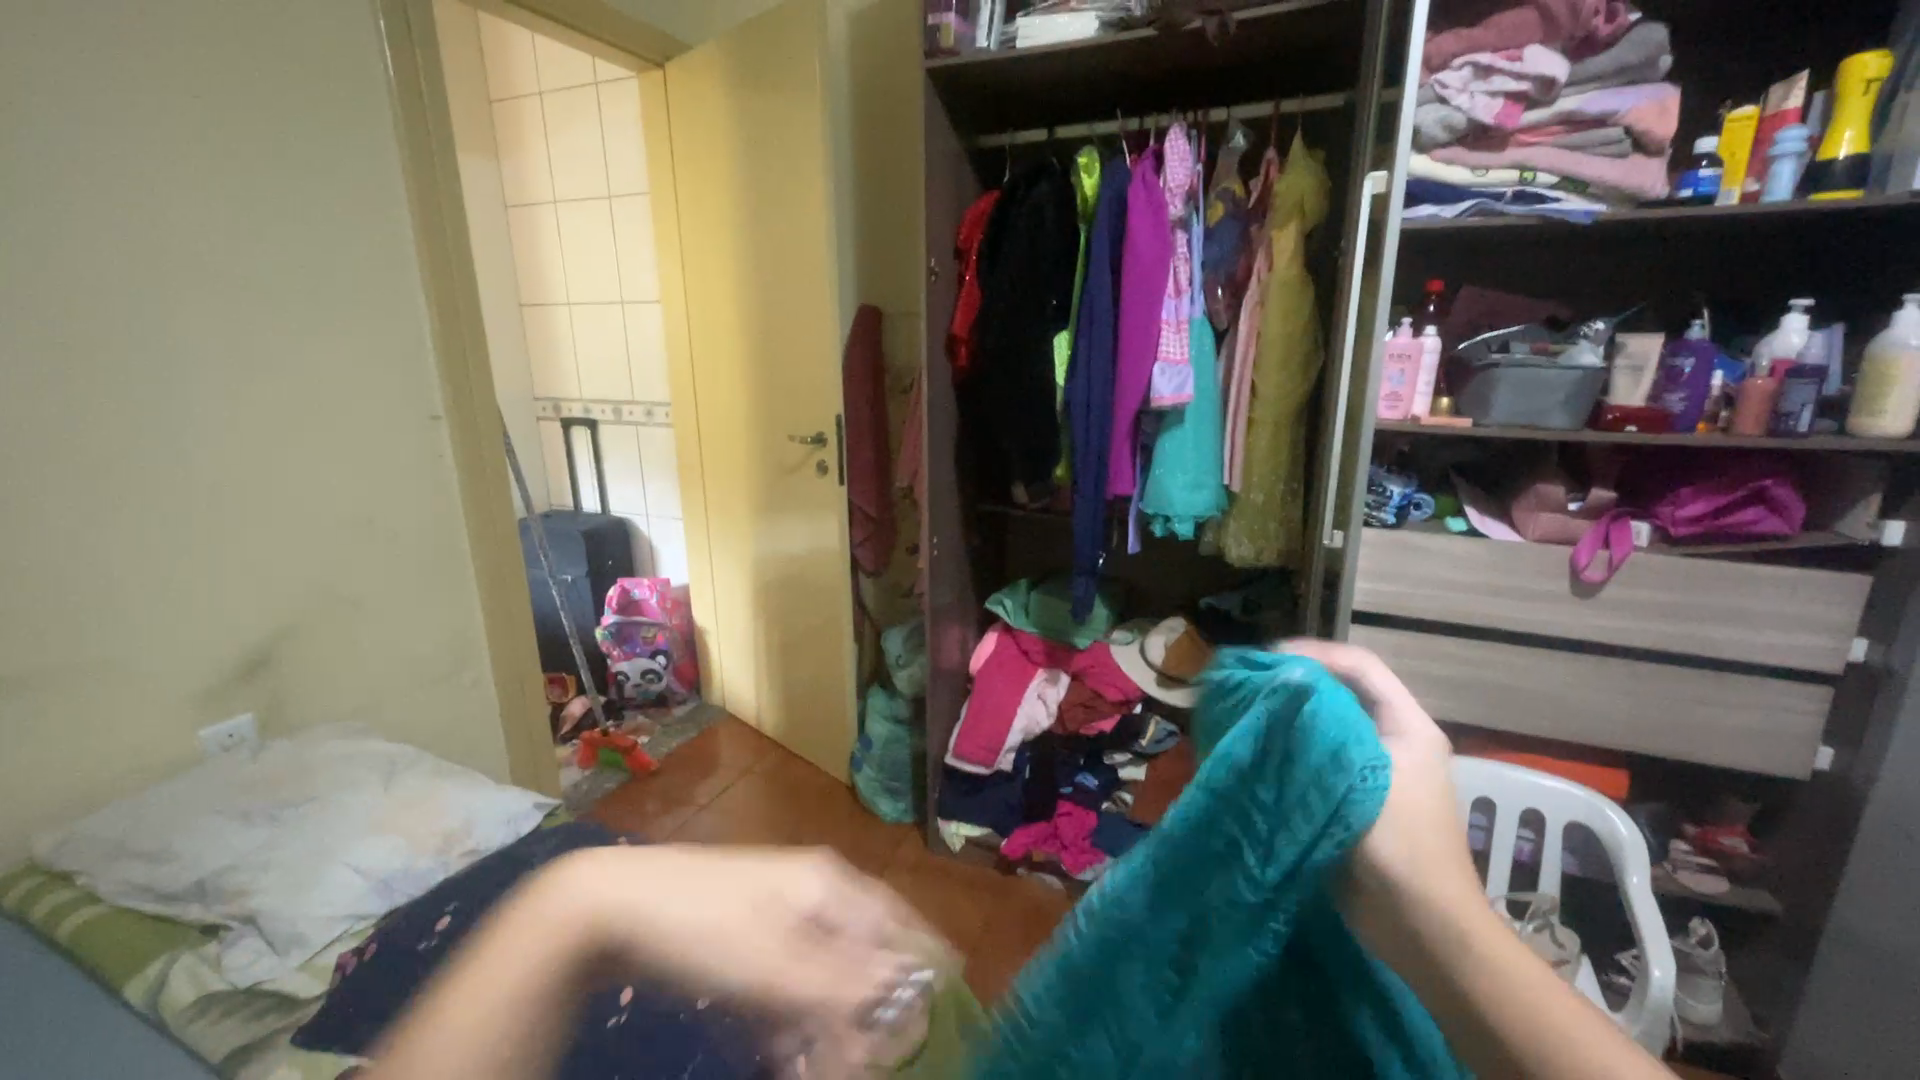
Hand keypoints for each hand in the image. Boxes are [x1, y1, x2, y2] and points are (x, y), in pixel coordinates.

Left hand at [542, 845, 947, 1040]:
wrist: (614, 906)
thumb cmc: (706, 928)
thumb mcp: (777, 965)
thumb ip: (845, 986)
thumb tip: (907, 995)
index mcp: (832, 886)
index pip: (897, 926)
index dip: (917, 973)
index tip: (925, 1024)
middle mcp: (816, 894)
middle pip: (861, 957)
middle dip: (863, 1015)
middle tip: (852, 1063)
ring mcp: (781, 914)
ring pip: (824, 975)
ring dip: (824, 1025)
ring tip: (810, 1068)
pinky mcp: (751, 937)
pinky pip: (789, 981)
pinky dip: (790, 1018)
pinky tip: (778, 1052)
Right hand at [1280, 641, 1485, 962]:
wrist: (1420, 927)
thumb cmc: (1398, 847)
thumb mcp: (1360, 777)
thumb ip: (1321, 730)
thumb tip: (1276, 690)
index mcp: (1408, 726)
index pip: (1360, 666)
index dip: (1313, 653)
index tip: (1266, 660)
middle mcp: (1393, 740)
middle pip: (1342, 691)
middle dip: (1295, 682)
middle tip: (1248, 684)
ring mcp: (1374, 770)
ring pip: (1327, 723)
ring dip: (1290, 714)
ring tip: (1247, 711)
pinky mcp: (1353, 798)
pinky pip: (1319, 756)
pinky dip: (1290, 746)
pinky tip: (1259, 750)